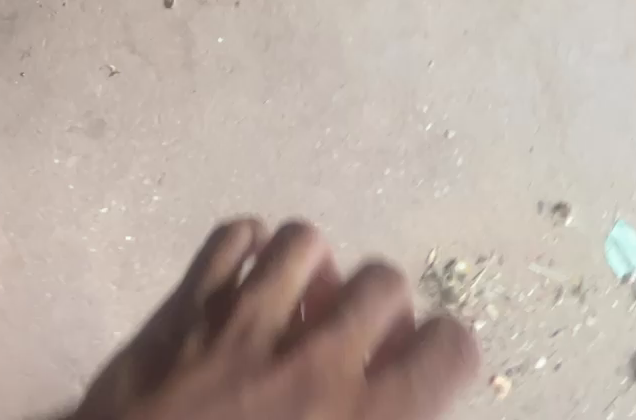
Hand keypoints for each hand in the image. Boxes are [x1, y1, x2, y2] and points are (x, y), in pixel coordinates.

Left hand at [72, 219, 477, 419]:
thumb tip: (390, 394)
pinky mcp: (189, 297)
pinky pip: (233, 233)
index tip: (421, 355)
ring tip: (297, 293)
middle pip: (381, 280)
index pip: (446, 349)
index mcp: (364, 417)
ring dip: (311, 265)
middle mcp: (314, 355)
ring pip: (303, 240)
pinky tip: (243, 271)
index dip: (444, 347)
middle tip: (353, 327)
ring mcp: (245, 316)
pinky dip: (246, 243)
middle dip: (380, 301)